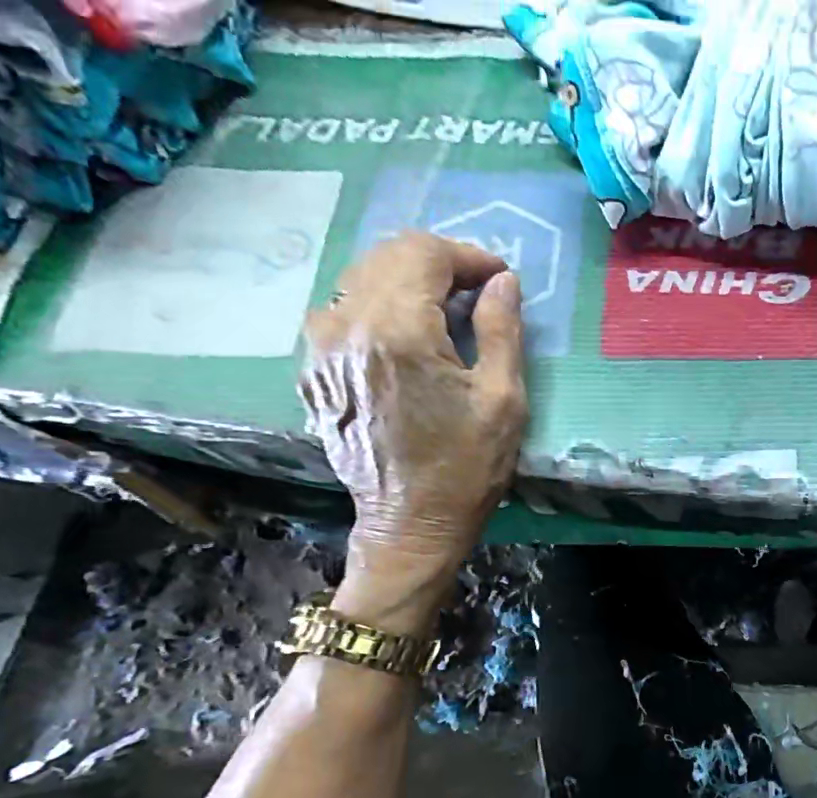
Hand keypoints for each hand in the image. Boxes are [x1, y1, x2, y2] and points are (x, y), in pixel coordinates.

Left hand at [300, 232, 527, 563]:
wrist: (409, 525)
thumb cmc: (466, 468)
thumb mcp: (503, 401)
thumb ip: (501, 330)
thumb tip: (503, 282)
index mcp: (397, 331)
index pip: (425, 253)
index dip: (467, 256)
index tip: (498, 278)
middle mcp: (346, 326)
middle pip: (387, 256)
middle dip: (437, 263)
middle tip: (474, 291)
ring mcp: (320, 350)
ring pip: (359, 279)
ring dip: (404, 282)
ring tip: (441, 309)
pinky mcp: (314, 372)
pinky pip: (341, 313)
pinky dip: (376, 308)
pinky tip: (403, 335)